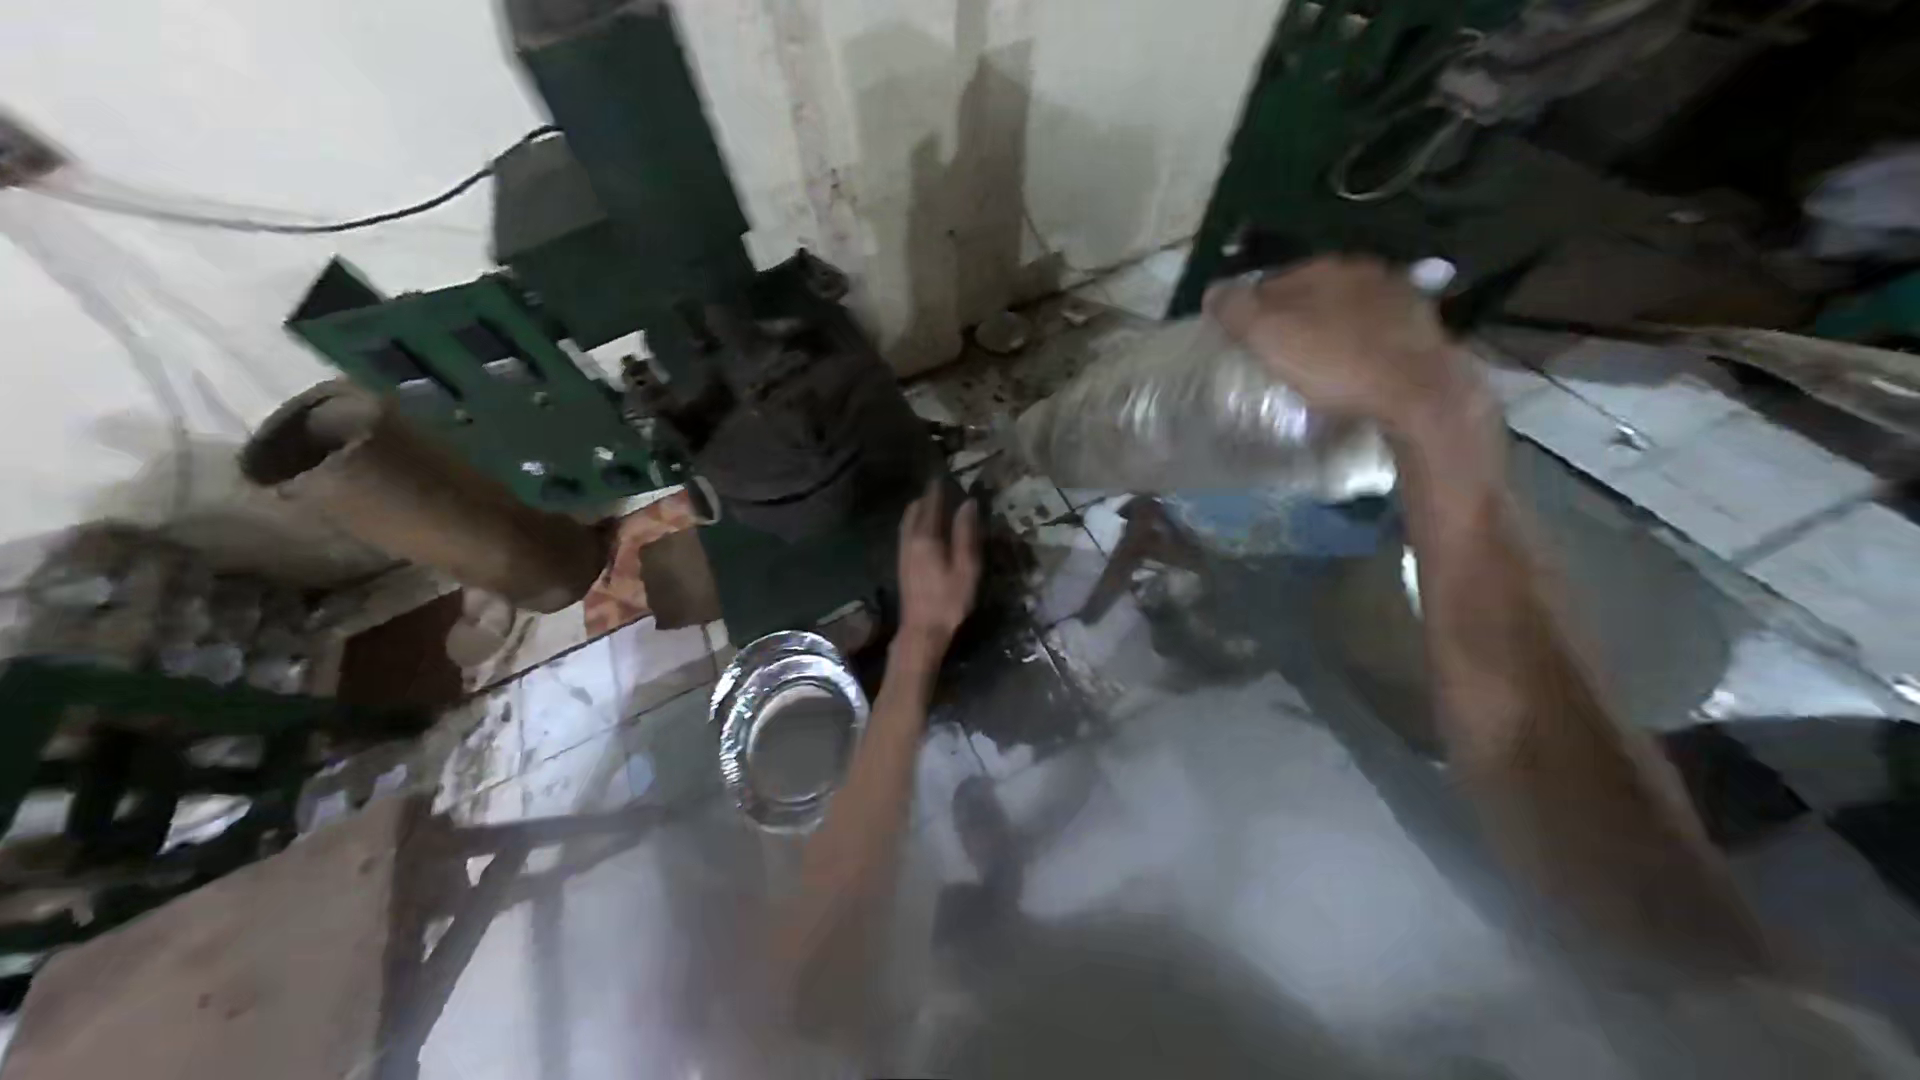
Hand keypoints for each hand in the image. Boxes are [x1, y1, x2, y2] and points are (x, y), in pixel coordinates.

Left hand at [896, 481, 981, 657]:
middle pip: (914, 511)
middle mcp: (910, 540)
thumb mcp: (966, 566)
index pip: (931, 505)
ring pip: (907, 522)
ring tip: (930, 503)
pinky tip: (922, 528)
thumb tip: (968, 503)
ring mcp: (903, 553)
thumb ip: (966, 533)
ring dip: (918, 510)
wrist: (922, 630)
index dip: (937, 489)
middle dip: (926, 498)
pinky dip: (914, 522)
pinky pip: (906, 533)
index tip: (943, 475)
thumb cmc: (949, 600)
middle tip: (938, 488)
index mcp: (927, 537)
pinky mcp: (902, 564)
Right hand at [1204, 255, 1486, 437]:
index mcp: (1324, 268)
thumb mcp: (1270, 338)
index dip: (1252, 307)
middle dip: (1292, 313)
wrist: (1418, 393)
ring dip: (1327, 325)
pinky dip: (1358, 340)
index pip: (1272, 281)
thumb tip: (1213, 290)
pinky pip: (1373, 328)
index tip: (1241, 336)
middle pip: (1311, 291)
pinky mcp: (1420, 326)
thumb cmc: (1335, 364)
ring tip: (1312, 357)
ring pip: (1345, 307)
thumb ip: (1236, 310)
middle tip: (1274, 348)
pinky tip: (1350, 364)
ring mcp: (1397, 296)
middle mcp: (1362, 271)